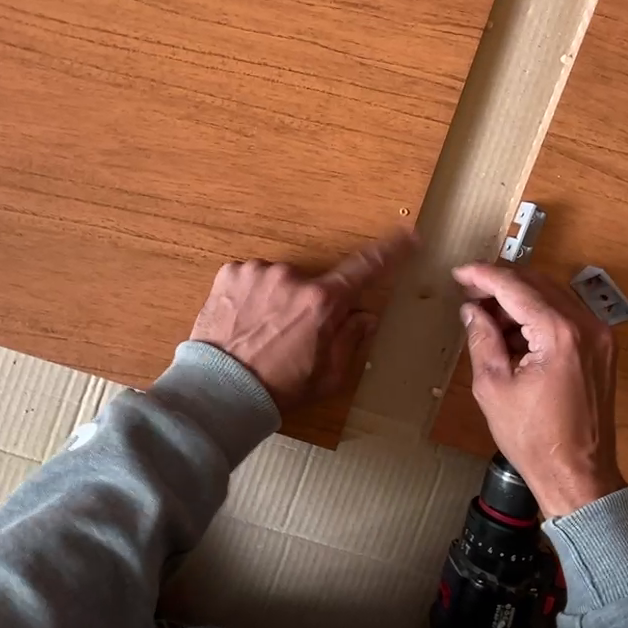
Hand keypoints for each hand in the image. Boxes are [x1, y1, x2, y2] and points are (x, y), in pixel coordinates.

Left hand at [191, 230, 416, 410]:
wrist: (220, 391)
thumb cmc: (276, 389)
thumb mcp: (327, 376)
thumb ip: (350, 340)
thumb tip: (364, 316)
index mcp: (322, 303)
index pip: (365, 269)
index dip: (390, 251)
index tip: (407, 236)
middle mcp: (292, 278)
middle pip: (311, 285)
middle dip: (307, 305)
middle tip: (289, 338)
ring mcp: (259, 272)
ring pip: (278, 281)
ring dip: (275, 300)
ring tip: (259, 333)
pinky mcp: (231, 273)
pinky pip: (249, 278)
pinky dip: (248, 296)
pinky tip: (241, 322)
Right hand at [455, 262, 626, 516]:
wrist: (579, 476)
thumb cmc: (534, 438)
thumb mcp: (493, 385)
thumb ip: (481, 337)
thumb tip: (472, 310)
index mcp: (559, 334)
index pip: (515, 287)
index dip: (483, 276)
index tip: (459, 272)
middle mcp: (586, 326)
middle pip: (537, 284)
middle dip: (500, 284)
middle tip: (469, 292)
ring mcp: (600, 337)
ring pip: (552, 296)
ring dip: (519, 298)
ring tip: (486, 314)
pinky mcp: (602, 349)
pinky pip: (566, 315)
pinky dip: (538, 314)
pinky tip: (513, 330)